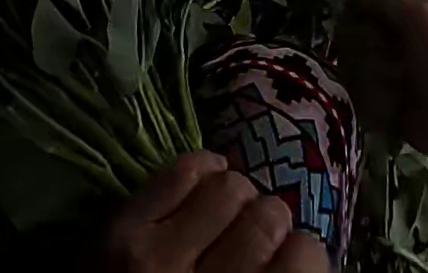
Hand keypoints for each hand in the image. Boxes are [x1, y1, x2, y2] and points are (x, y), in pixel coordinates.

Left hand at [98, 152, 328, 272]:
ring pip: (228, 187)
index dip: (305, 252)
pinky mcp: (121, 231)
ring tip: (229, 211)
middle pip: (266, 220)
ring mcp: (157, 258)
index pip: (304, 261)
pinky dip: (202, 167)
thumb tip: (302, 252)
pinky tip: (206, 182)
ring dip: (237, 193)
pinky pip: (181, 170)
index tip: (293, 256)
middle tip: (260, 231)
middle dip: (271, 219)